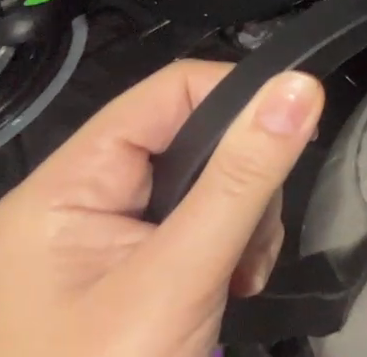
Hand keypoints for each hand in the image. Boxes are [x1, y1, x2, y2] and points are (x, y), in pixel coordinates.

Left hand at [0, 61, 323, 356]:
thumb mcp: (181, 276)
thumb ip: (243, 177)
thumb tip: (301, 84)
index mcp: (65, 189)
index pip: (170, 92)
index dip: (238, 100)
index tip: (290, 139)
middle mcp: (81, 202)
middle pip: (197, 135)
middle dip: (247, 177)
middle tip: (255, 232)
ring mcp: (106, 238)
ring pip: (213, 177)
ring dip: (249, 215)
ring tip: (243, 270)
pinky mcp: (134, 267)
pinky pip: (207, 218)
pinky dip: (238, 242)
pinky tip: (237, 281)